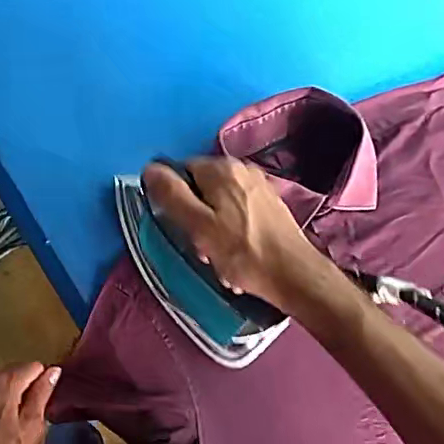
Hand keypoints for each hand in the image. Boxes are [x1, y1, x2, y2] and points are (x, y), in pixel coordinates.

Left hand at [0, 362, 56, 443]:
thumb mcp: (32, 426)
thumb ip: (43, 394)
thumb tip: (54, 370)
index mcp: (6, 382)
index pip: (36, 366)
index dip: (43, 383)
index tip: (41, 404)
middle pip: (20, 368)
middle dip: (28, 386)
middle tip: (27, 415)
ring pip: (7, 375)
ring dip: (14, 390)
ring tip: (13, 417)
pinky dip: (1, 393)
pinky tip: (0, 415)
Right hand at [142, 157, 332, 312]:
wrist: (294, 275)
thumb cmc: (242, 252)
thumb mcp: (198, 225)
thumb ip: (171, 195)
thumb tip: (149, 169)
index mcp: (221, 168)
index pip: (181, 172)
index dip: (175, 201)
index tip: (183, 228)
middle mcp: (242, 169)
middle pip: (201, 189)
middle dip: (196, 218)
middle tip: (202, 248)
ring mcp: (259, 187)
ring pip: (219, 205)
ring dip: (213, 231)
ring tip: (220, 258)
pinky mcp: (270, 206)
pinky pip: (238, 215)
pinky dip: (232, 234)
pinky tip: (237, 256)